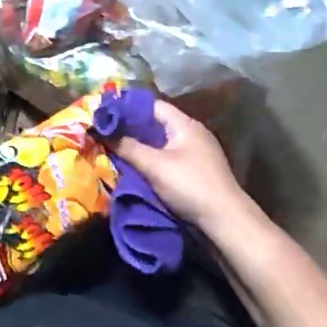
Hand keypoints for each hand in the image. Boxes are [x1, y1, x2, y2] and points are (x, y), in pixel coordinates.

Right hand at [112, 99, 252, 231]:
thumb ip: (127, 147)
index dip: (128, 108)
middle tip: (105, 133)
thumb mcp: (154, 165)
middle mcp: (191, 134)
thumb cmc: (189, 185)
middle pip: (155, 124)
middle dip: (130, 129)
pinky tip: (135, 167)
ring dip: (140, 146)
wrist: (224, 220)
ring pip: (160, 143)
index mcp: (185, 125)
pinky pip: (166, 158)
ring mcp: (195, 153)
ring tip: (114, 149)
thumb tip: (102, 131)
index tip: (105, 115)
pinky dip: (150, 160)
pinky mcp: (194, 171)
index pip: (152, 106)